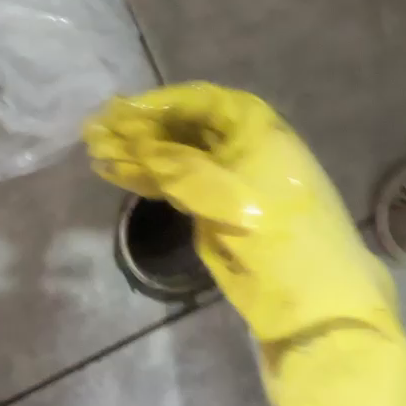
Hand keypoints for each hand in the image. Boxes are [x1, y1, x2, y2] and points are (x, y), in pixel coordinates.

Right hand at [84, 82, 405, 405]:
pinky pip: (174, 183)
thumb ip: (172, 164)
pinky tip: (115, 173)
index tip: (114, 111)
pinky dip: (145, 178)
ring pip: (172, 157)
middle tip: (93, 131)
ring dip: (134, 154)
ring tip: (94, 151)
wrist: (312, 303)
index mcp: (254, 128)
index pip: (196, 101)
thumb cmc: (276, 235)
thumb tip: (131, 141)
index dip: (154, 103)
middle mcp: (239, 145)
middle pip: (180, 127)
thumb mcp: (222, 193)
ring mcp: (226, 178)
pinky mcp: (214, 208)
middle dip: (137, 129)